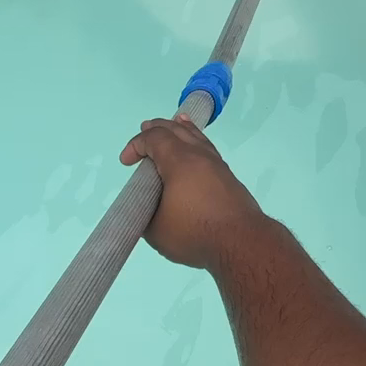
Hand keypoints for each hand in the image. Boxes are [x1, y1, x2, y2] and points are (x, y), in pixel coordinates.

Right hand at [120, 116, 270, 271]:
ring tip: (175, 123)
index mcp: (178, 162)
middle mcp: (199, 156)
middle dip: (157, 127)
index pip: (154, 139)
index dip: (136, 144)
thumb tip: (147, 213)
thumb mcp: (157, 231)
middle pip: (177, 129)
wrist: (240, 242)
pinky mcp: (227, 178)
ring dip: (181, 129)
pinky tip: (196, 148)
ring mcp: (216, 165)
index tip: (126, 161)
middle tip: (145, 128)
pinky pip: (207, 149)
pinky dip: (197, 142)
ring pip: (196, 137)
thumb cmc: (194, 233)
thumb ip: (146, 216)